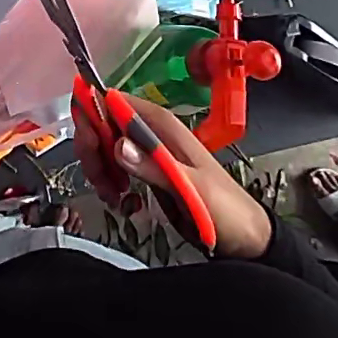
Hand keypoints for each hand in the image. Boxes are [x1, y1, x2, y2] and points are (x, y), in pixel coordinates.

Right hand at [73, 94, 271, 259]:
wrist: (246, 236)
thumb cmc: (224, 208)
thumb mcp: (190, 188)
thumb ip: (153, 166)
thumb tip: (117, 145)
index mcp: (160, 122)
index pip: (110, 100)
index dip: (92, 117)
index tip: (91, 150)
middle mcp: (150, 128)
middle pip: (101, 121)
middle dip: (93, 149)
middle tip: (102, 182)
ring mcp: (147, 147)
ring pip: (104, 143)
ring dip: (99, 167)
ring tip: (113, 195)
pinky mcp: (145, 166)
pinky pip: (113, 163)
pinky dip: (108, 179)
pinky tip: (120, 198)